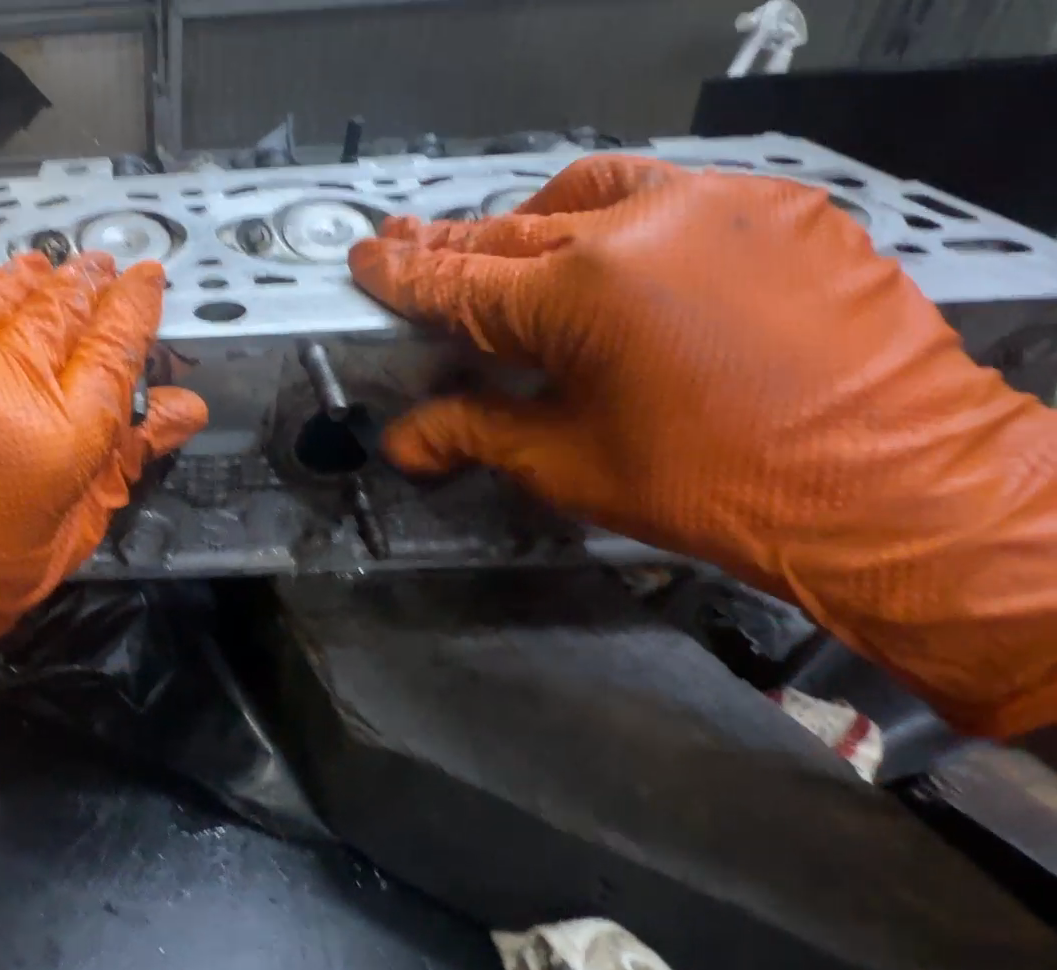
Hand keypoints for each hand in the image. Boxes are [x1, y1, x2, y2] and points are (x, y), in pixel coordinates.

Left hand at [0, 254, 206, 801]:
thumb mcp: (68, 534)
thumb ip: (125, 458)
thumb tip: (184, 407)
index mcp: (55, 433)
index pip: (113, 342)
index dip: (135, 304)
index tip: (145, 279)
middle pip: (54, 306)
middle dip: (83, 283)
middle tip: (95, 269)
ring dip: (21, 281)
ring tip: (37, 274)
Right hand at [349, 155, 1056, 736]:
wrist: (890, 485)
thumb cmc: (709, 486)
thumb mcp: (567, 464)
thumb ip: (473, 432)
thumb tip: (403, 440)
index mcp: (575, 296)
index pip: (458, 284)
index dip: (404, 276)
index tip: (367, 258)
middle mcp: (638, 229)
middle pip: (510, 233)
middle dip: (449, 245)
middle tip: (404, 242)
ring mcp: (716, 207)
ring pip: (588, 195)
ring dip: (532, 221)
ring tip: (507, 247)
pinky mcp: (779, 209)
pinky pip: (670, 195)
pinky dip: (620, 220)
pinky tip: (615, 255)